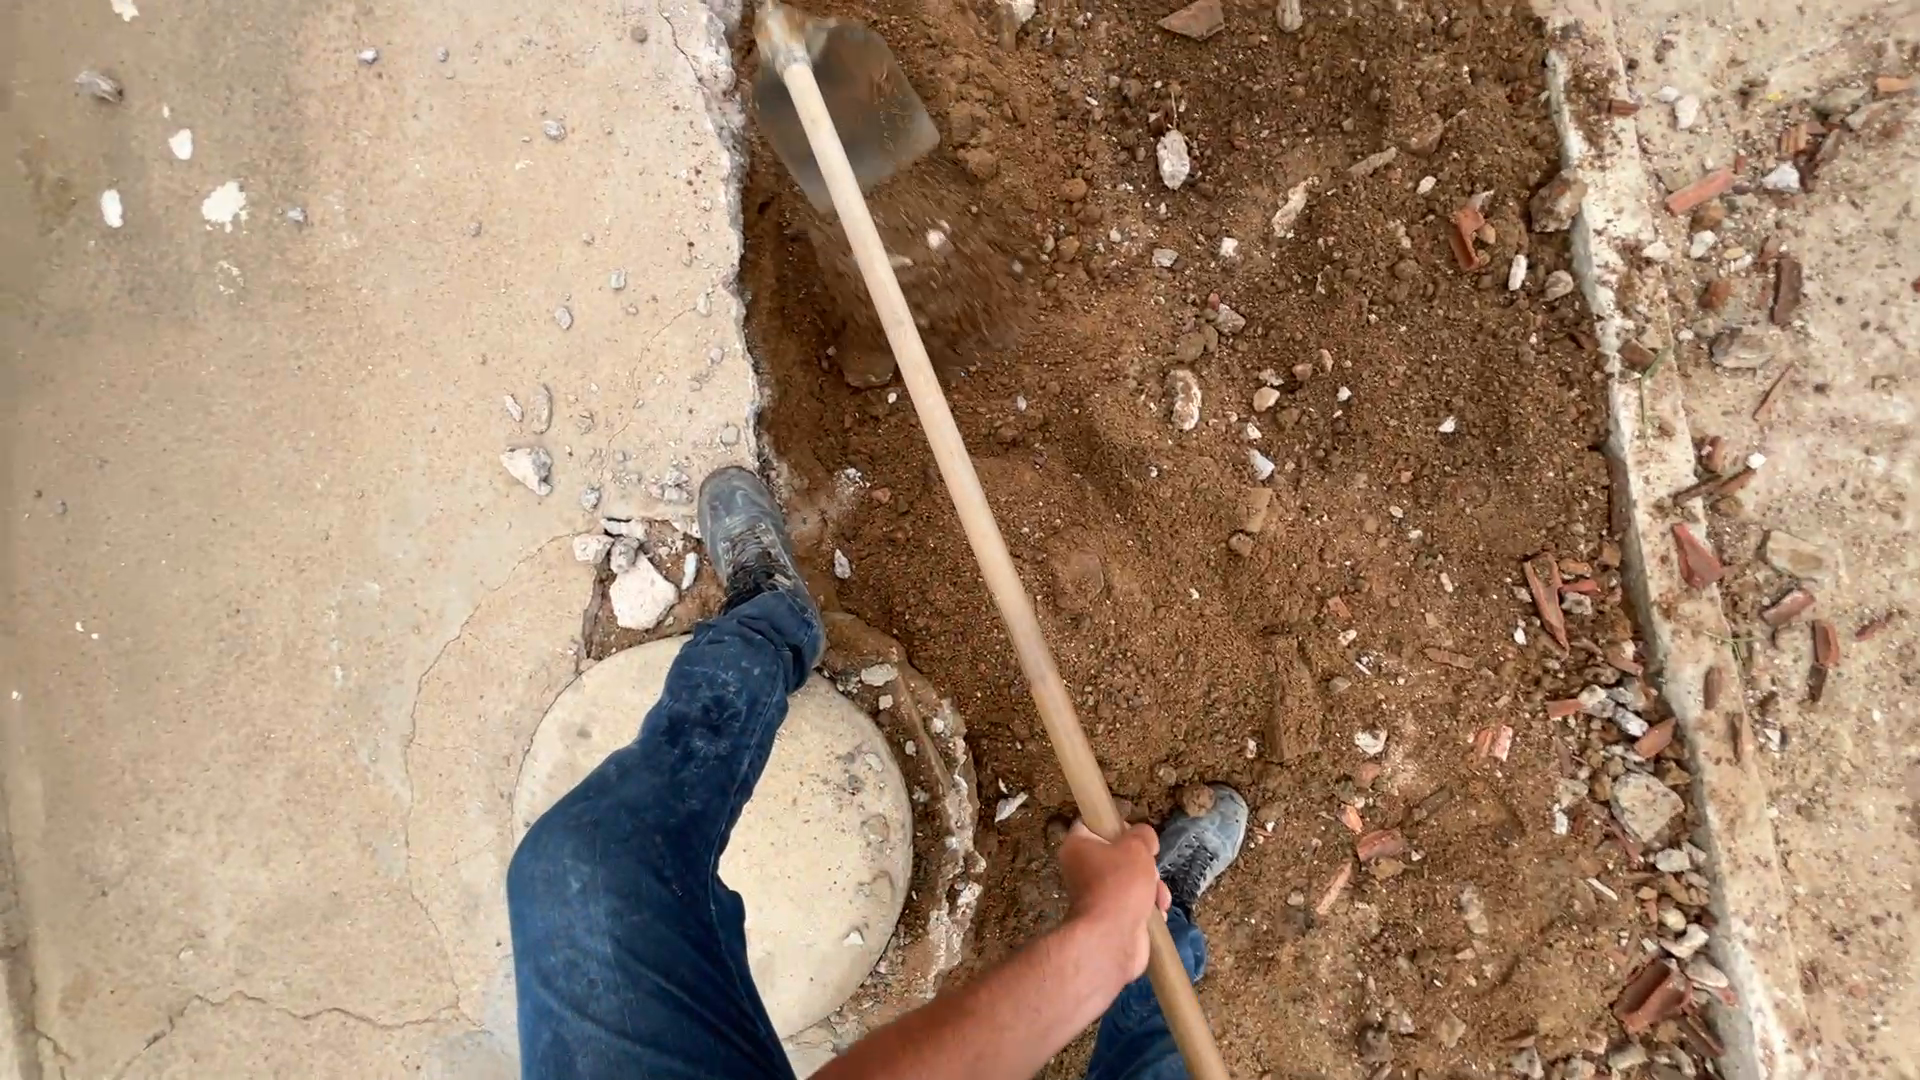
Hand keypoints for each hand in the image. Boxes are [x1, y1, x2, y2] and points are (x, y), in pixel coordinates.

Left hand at [1058, 821, 1170, 986]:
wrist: (1112, 939)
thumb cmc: (1119, 884)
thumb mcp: (1136, 847)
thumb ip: (1143, 834)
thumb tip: (1144, 838)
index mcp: (1077, 845)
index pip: (1094, 823)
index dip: (1117, 825)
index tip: (1135, 835)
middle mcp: (1082, 868)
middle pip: (1118, 853)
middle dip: (1143, 863)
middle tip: (1150, 869)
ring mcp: (1096, 894)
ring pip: (1130, 879)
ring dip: (1151, 886)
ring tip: (1157, 896)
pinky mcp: (1111, 916)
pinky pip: (1133, 902)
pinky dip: (1148, 906)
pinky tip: (1157, 912)